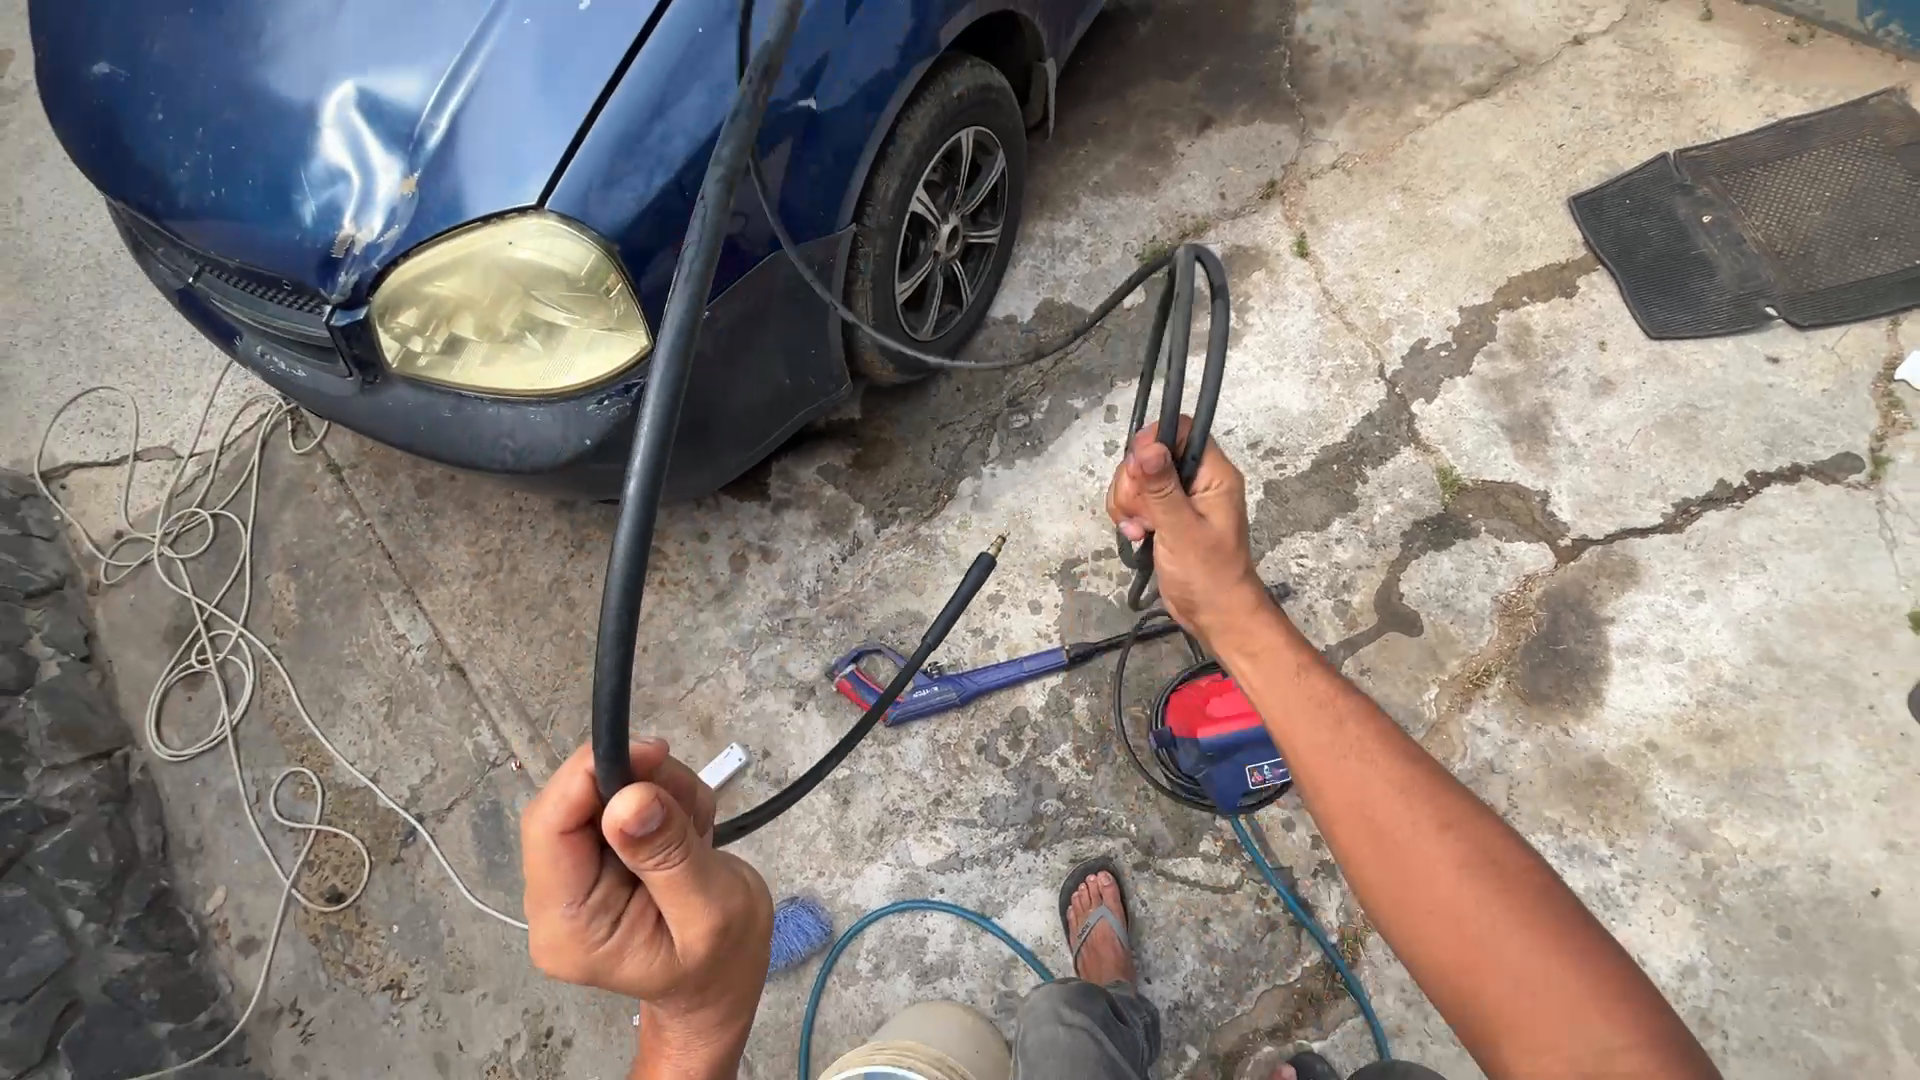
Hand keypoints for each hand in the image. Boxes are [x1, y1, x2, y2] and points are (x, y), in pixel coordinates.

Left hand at [520, 740, 772, 1079]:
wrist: (723, 979)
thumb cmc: (722, 960)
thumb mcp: (710, 910)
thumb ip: (669, 855)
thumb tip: (629, 797)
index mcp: (568, 924)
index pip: (549, 827)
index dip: (590, 775)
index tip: (653, 753)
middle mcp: (557, 897)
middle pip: (576, 802)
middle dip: (643, 785)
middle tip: (693, 806)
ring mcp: (577, 876)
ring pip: (607, 791)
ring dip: (663, 791)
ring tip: (699, 830)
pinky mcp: (601, 857)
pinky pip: (625, 799)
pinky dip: (668, 798)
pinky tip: (691, 831)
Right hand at [1106, 418, 1273, 647]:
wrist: (1213, 615)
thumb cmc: (1208, 575)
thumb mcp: (1182, 530)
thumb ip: (1162, 488)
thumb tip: (1147, 447)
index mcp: (1213, 474)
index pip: (1179, 430)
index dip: (1151, 443)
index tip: (1137, 472)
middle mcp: (1196, 479)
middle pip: (1149, 454)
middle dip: (1133, 483)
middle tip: (1142, 515)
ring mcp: (1178, 498)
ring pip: (1137, 478)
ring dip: (1128, 503)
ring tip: (1139, 530)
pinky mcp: (1164, 515)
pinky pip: (1135, 499)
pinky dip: (1128, 515)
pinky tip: (1135, 535)